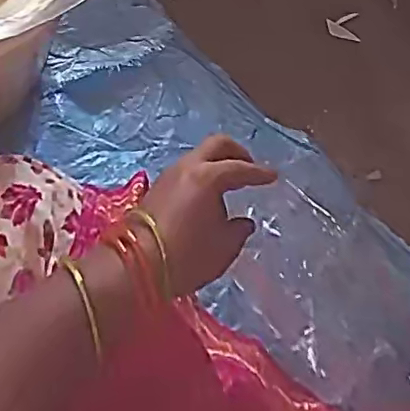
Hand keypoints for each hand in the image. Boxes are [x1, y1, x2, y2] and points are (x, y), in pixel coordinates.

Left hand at [140, 135, 277, 295]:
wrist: (136, 265)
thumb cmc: (186, 256)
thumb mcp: (223, 248)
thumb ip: (238, 230)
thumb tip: (243, 221)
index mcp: (208, 177)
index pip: (240, 168)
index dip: (259, 173)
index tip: (273, 176)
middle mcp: (189, 167)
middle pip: (217, 145)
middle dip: (238, 153)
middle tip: (250, 168)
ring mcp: (170, 174)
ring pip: (200, 155)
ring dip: (218, 163)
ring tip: (230, 183)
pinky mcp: (159, 186)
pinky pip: (188, 169)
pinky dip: (203, 173)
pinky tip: (209, 194)